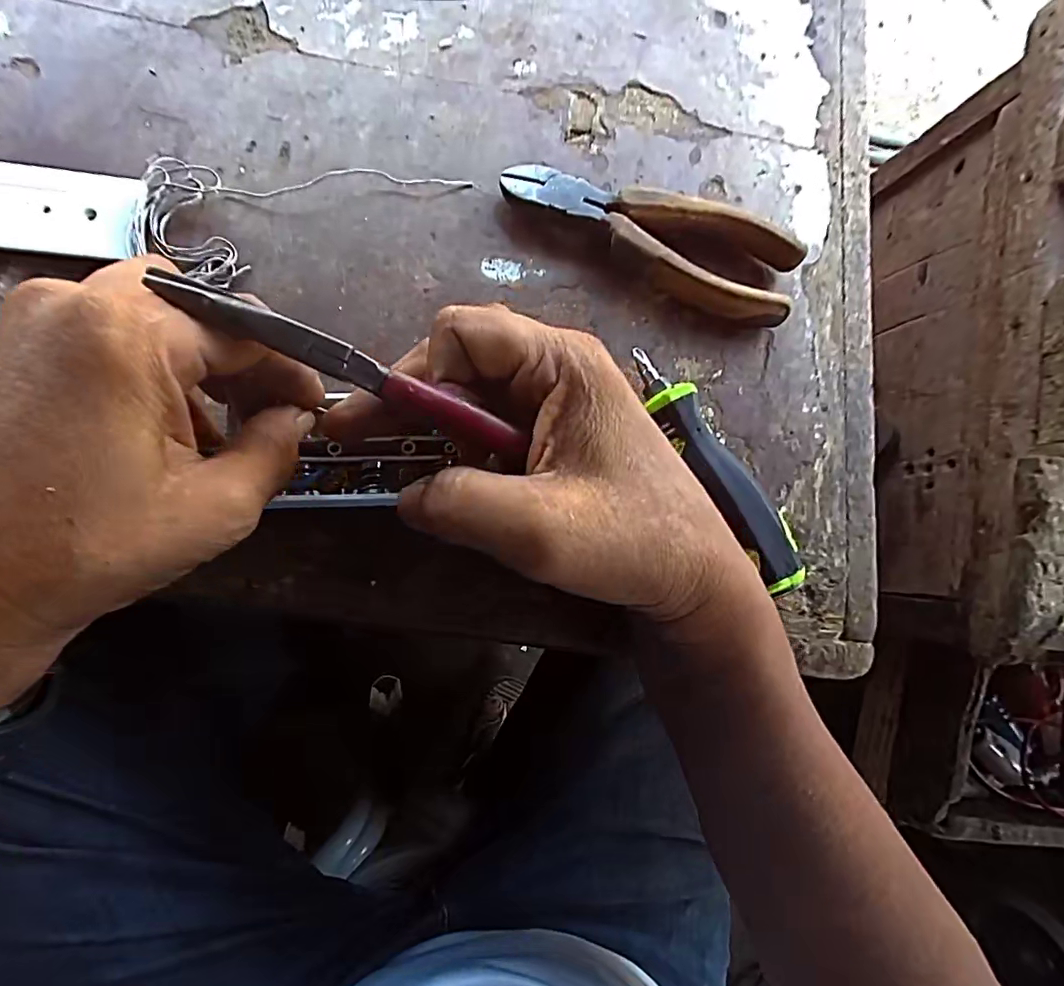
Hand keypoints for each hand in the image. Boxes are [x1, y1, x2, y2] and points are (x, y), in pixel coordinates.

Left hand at [0, 256, 323, 728]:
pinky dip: (159, 367)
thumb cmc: (98, 549)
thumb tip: (297, 416)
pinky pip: (116, 330)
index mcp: (127, 334)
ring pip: (158, 313)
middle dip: (245, 358)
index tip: (314, 404)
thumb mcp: (218, 506)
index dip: (291, 367)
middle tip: (272, 411)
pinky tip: (174, 424)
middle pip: (197, 307)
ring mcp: (40, 316)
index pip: (242, 329)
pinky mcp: (24, 342)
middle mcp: (77, 302)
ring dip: (204, 362)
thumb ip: (276, 448)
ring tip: (225, 427)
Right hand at [324, 304, 759, 627]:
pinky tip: (467, 491)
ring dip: (442, 439)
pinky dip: (467, 458)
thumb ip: (461, 505)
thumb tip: (405, 496)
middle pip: (462, 363)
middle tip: (370, 449)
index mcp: (562, 363)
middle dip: (417, 407)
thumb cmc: (634, 543)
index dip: (417, 374)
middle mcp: (558, 369)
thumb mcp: (541, 529)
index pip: (462, 331)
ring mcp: (560, 403)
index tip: (393, 429)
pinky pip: (494, 432)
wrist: (693, 576)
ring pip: (474, 401)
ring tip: (429, 481)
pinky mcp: (558, 436)